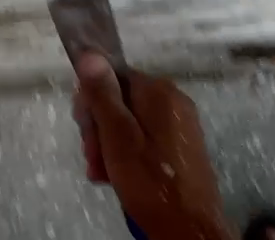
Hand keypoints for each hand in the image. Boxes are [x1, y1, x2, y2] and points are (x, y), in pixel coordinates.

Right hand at [72, 54, 232, 239]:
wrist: (191, 234)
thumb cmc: (151, 182)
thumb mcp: (118, 136)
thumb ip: (102, 93)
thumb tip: (89, 52)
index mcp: (160, 92)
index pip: (112, 75)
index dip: (92, 100)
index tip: (83, 127)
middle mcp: (172, 101)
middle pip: (119, 99)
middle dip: (99, 126)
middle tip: (91, 155)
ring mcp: (179, 126)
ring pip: (128, 121)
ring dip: (108, 144)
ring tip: (100, 171)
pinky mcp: (180, 149)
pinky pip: (143, 139)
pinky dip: (126, 153)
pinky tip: (114, 175)